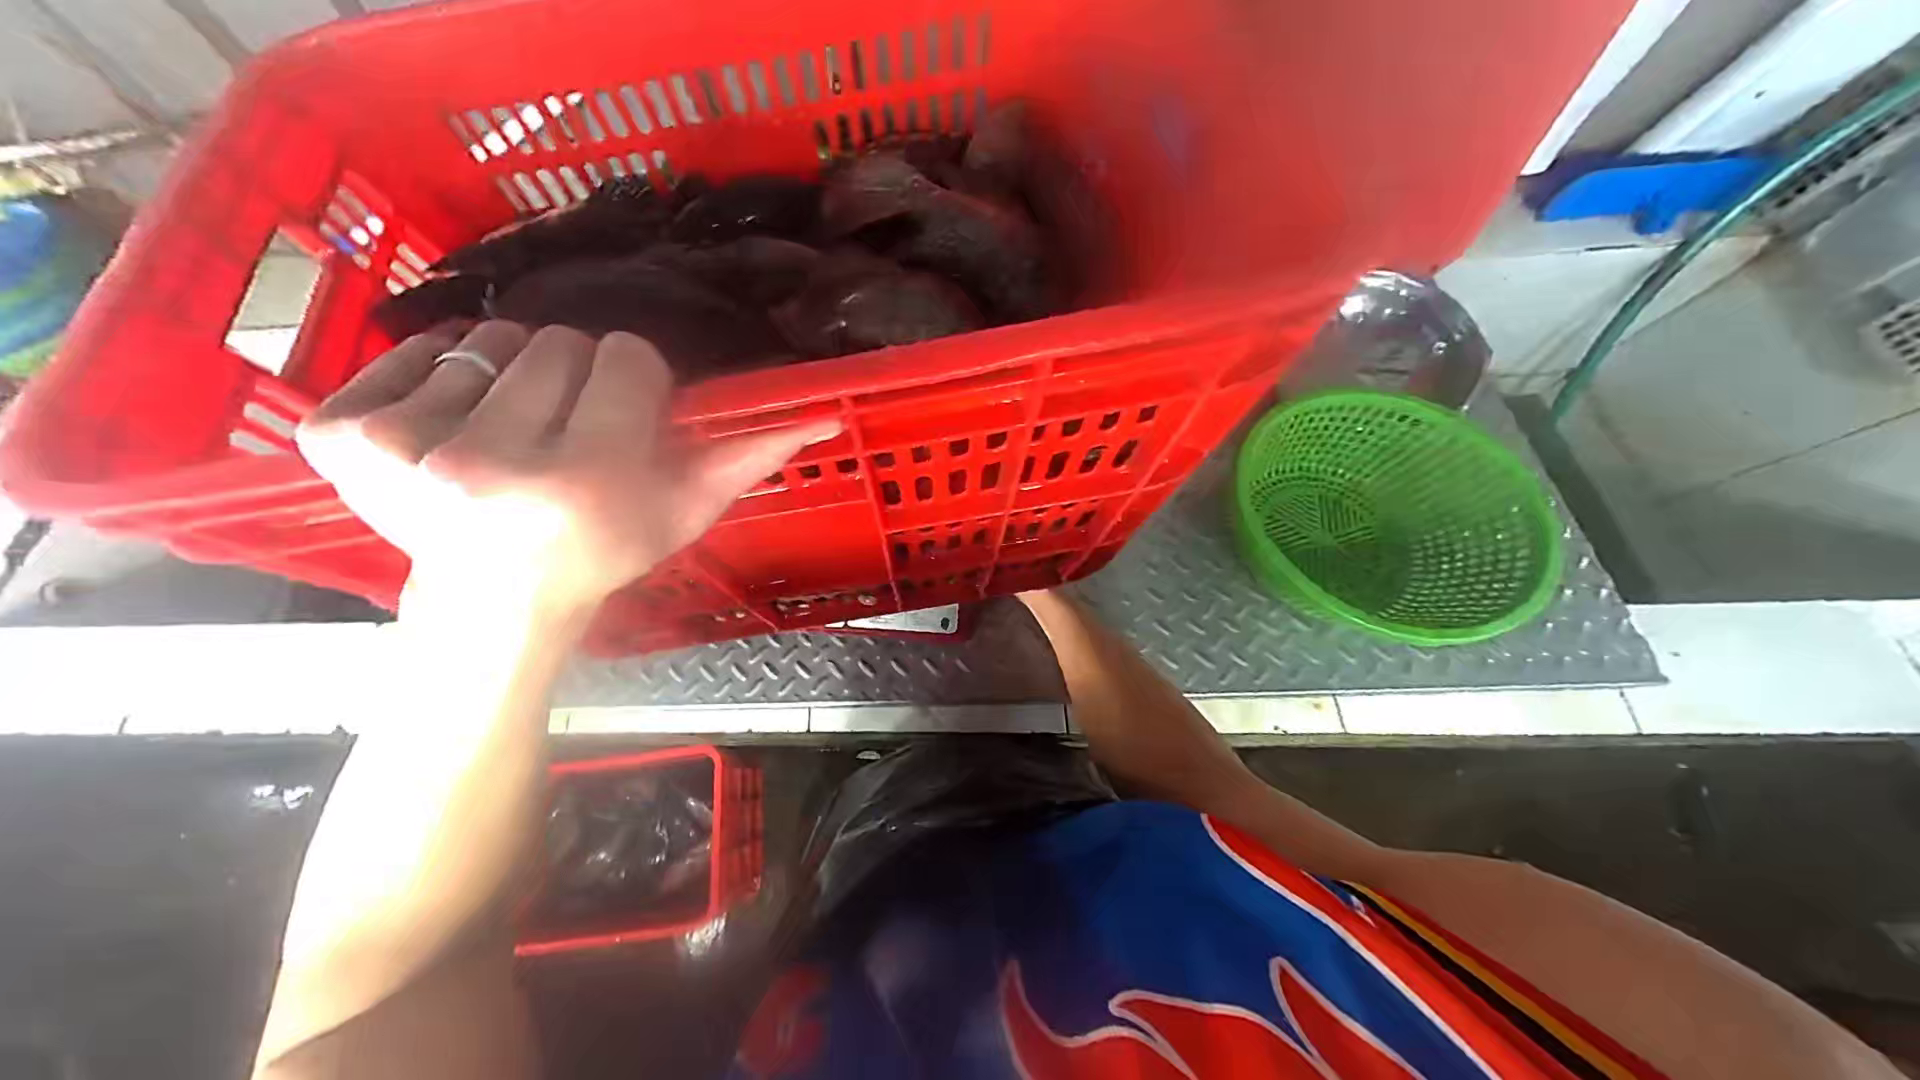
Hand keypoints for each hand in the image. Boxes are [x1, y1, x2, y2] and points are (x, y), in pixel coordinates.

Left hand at [297, 321, 837, 616]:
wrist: (495, 602)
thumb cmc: (605, 555)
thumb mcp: (683, 514)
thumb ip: (745, 458)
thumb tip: (817, 417)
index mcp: (587, 482)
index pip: (627, 358)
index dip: (635, 385)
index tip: (625, 420)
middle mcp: (492, 462)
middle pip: (560, 344)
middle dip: (577, 380)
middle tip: (570, 434)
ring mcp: (408, 447)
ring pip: (492, 341)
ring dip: (514, 379)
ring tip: (514, 434)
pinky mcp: (343, 436)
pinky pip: (415, 350)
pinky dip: (444, 378)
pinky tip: (456, 429)